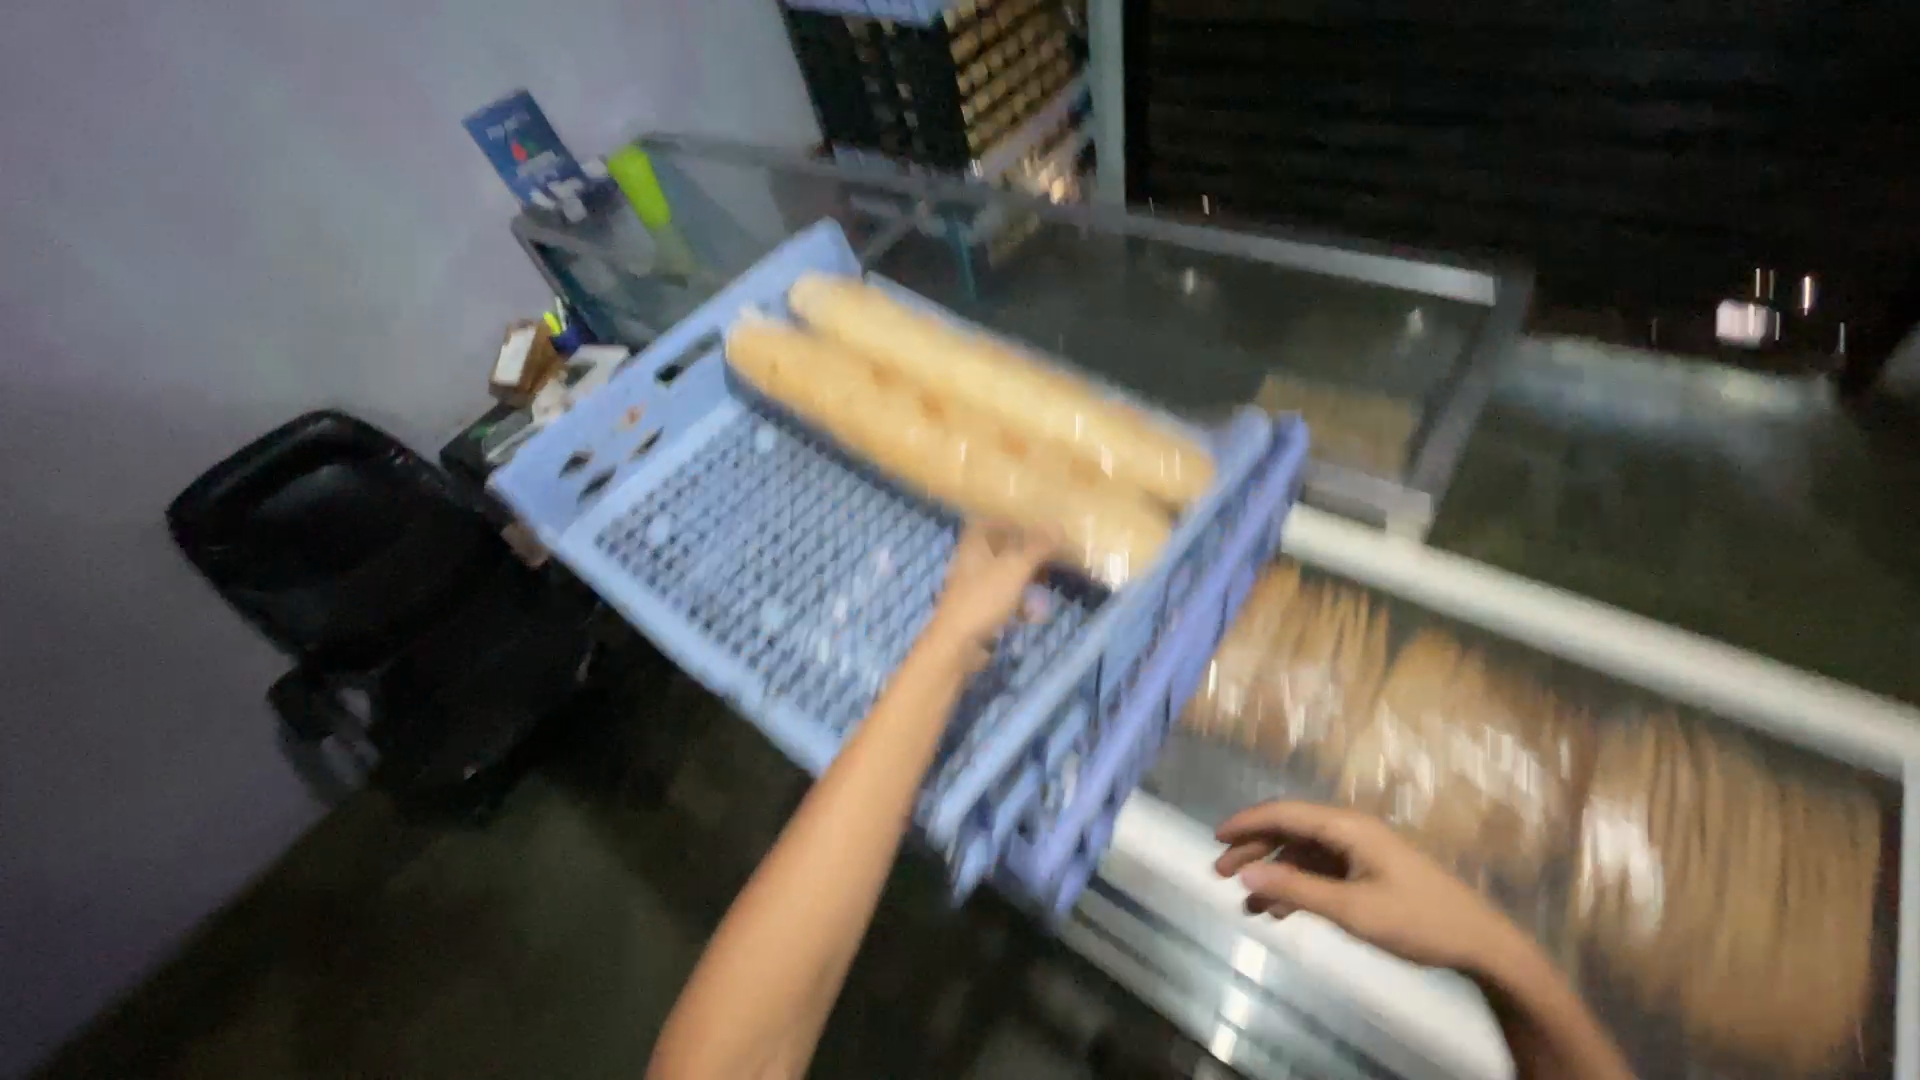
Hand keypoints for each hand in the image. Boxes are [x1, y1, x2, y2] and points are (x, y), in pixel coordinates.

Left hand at [922, 520, 1060, 668]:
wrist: (956, 644)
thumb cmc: (984, 598)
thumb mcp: (1015, 569)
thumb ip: (1037, 547)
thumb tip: (1058, 526)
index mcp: (974, 546)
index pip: (987, 522)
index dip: (1008, 521)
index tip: (1032, 524)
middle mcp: (970, 563)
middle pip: (997, 550)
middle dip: (1023, 552)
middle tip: (1048, 554)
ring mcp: (971, 590)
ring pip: (1002, 576)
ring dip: (1024, 579)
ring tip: (1046, 582)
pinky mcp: (976, 613)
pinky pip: (1001, 601)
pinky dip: (1017, 604)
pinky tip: (1033, 614)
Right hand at [1215, 801, 1528, 974]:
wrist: (1484, 946)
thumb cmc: (1418, 921)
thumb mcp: (1353, 909)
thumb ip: (1296, 889)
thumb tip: (1245, 872)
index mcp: (1346, 827)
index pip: (1284, 813)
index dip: (1246, 823)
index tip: (1215, 838)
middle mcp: (1349, 831)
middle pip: (1289, 831)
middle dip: (1253, 850)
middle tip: (1220, 873)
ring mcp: (1360, 852)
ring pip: (1302, 854)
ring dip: (1273, 874)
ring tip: (1246, 903)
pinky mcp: (1368, 872)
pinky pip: (1320, 872)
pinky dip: (1296, 887)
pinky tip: (1280, 912)